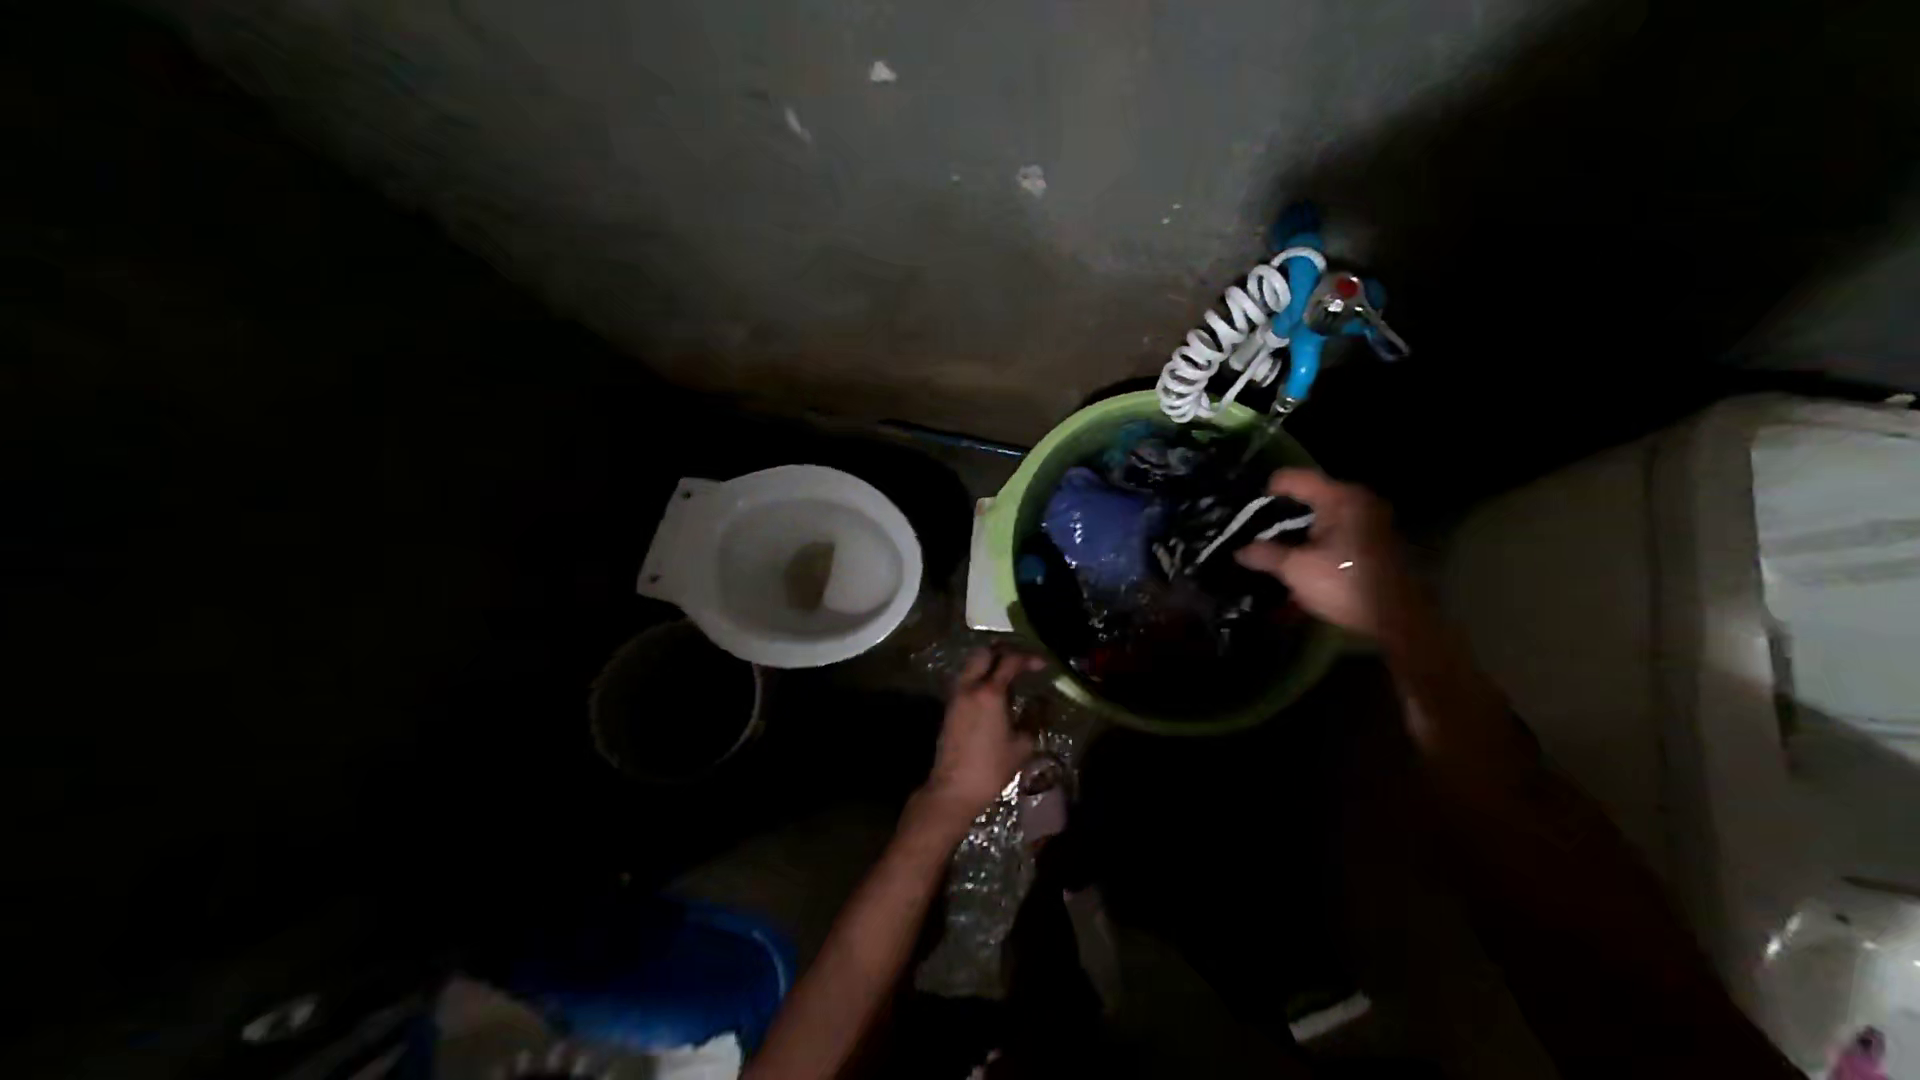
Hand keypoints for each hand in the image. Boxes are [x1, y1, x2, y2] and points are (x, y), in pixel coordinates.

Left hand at [917, 648, 1040, 827]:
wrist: (954, 788)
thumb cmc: (991, 768)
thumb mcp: (1022, 745)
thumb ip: (1034, 718)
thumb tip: (1042, 703)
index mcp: (990, 692)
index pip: (1010, 661)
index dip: (1029, 658)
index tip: (1043, 664)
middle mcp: (970, 686)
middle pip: (984, 652)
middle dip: (1004, 651)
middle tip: (1022, 661)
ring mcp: (956, 695)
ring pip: (971, 664)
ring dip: (990, 662)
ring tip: (1009, 674)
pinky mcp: (950, 706)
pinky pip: (966, 679)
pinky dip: (980, 675)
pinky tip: (994, 690)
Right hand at [1233, 469, 1423, 638]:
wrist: (1401, 621)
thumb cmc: (1346, 584)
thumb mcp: (1296, 569)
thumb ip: (1264, 554)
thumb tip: (1240, 550)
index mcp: (1340, 498)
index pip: (1293, 479)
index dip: (1264, 492)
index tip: (1243, 511)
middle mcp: (1358, 503)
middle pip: (1307, 500)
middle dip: (1278, 517)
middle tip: (1250, 531)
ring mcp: (1370, 524)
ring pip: (1320, 521)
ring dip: (1294, 536)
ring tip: (1267, 552)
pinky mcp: (1373, 546)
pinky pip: (1333, 538)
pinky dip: (1312, 548)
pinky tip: (1294, 568)